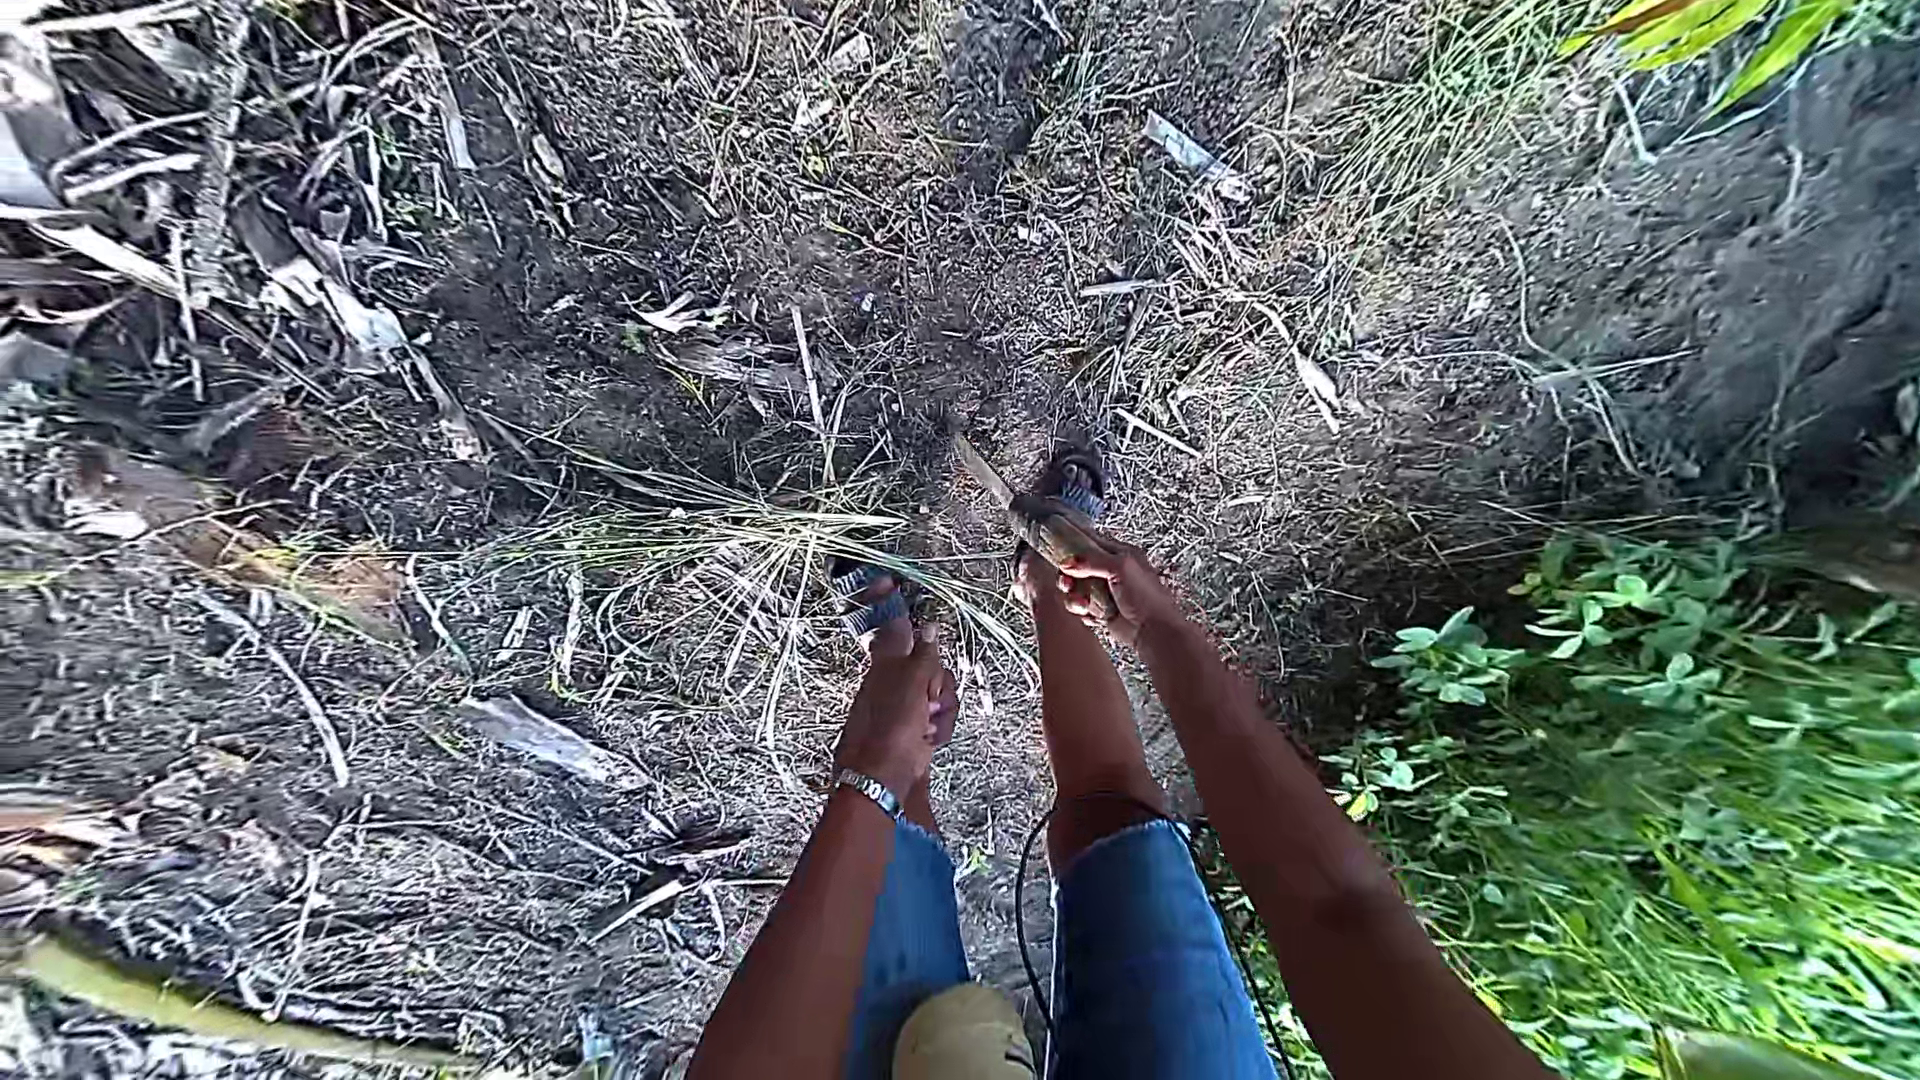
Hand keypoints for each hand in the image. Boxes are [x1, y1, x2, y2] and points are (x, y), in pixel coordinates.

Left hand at [834, 624, 949, 797]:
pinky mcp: (923, 726)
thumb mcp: (912, 680)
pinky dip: (942, 726)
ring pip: (943, 693)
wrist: (886, 772)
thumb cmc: (892, 723)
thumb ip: (925, 652)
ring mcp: (911, 705)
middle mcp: (899, 681)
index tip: (924, 653)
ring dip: (943, 709)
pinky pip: (944, 716)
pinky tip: (930, 735)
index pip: (908, 637)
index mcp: (889, 663)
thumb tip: (930, 625)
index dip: (921, 643)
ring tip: (929, 721)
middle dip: (940, 683)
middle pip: (935, 667)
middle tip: (929, 697)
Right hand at [1056, 539, 1184, 644]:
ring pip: (1076, 588)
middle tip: (1067, 582)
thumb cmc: (1147, 597)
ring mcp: (1105, 592)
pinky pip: (1080, 606)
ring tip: (1082, 602)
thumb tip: (1067, 562)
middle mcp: (1112, 572)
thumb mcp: (1121, 567)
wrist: (1154, 631)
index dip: (1074, 545)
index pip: (1092, 542)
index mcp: (1121, 554)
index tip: (1059, 551)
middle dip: (1069, 575)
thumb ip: (1092, 560)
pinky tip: (1089, 613)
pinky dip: (1081, 610)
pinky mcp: (1100, 610)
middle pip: (1078, 567)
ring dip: (1074, 596)